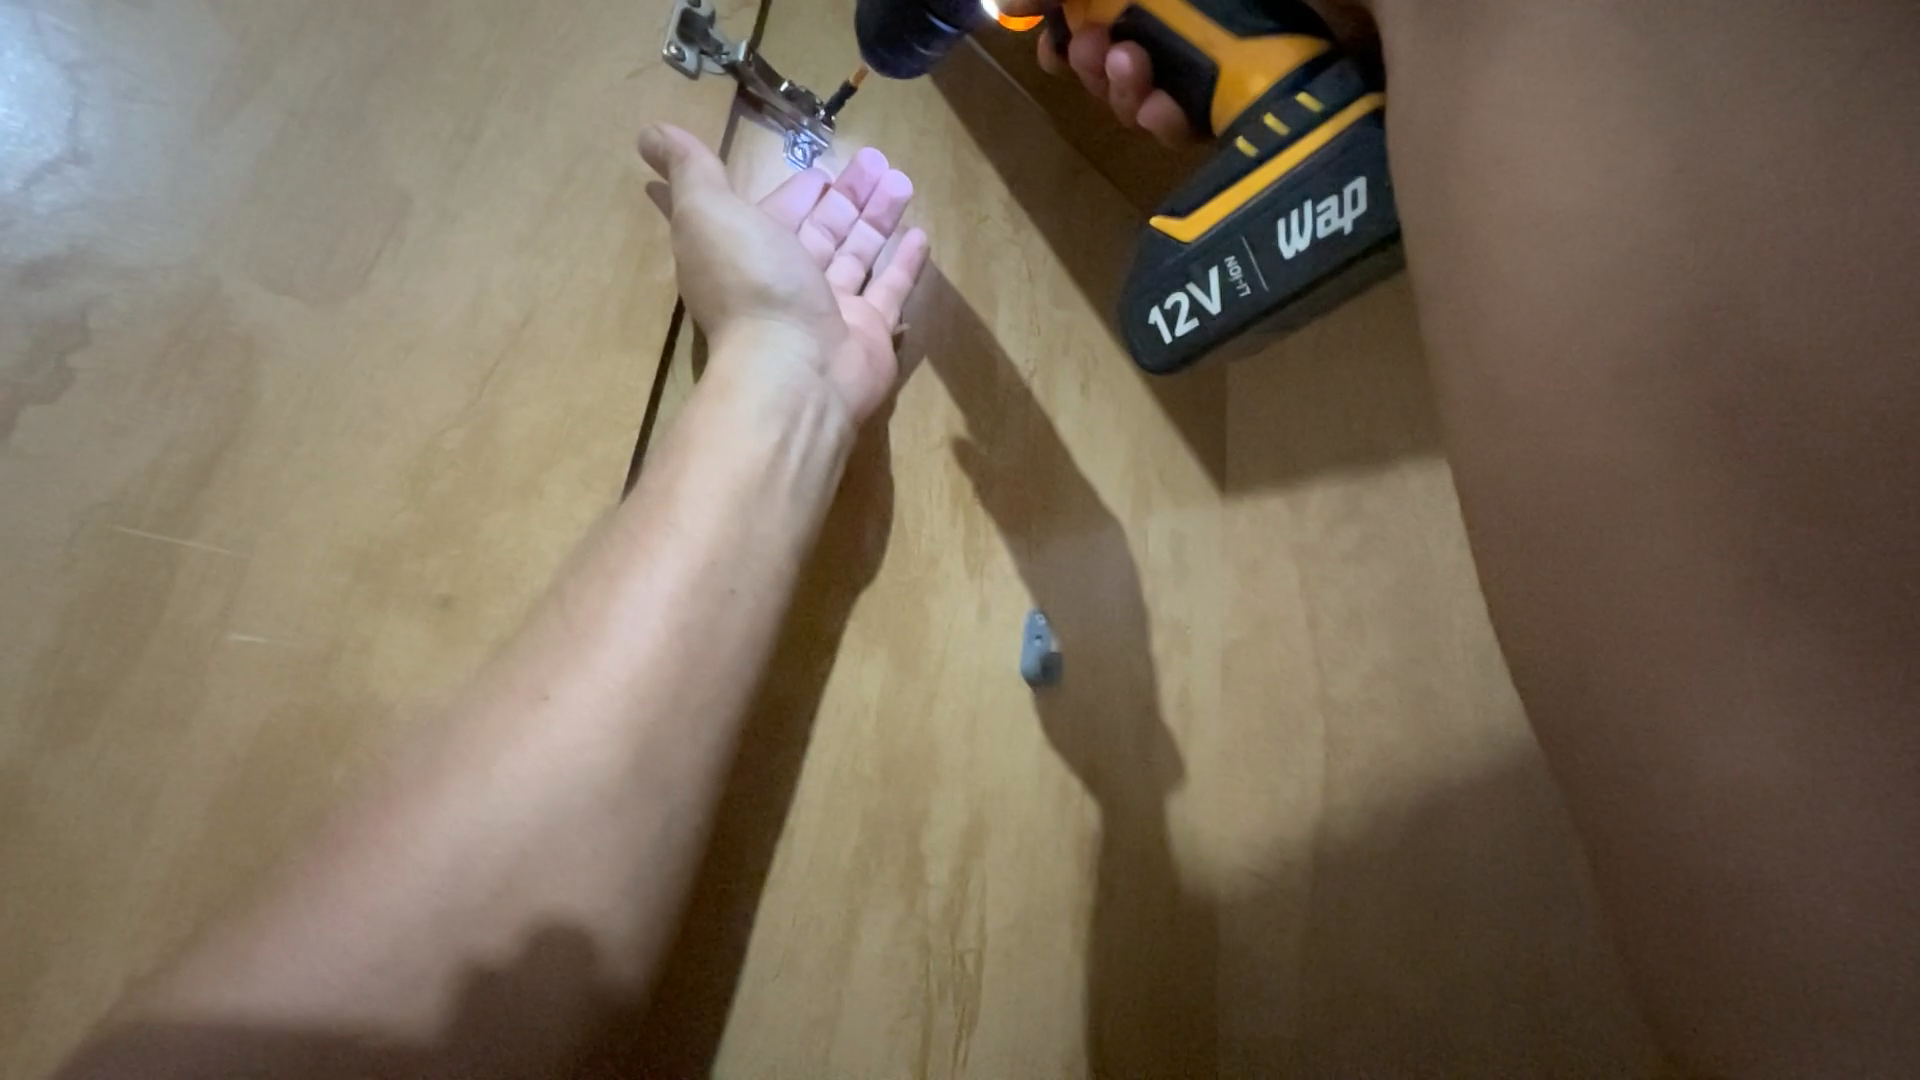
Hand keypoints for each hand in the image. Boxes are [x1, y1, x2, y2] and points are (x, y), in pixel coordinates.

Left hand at [638, 125, 930, 424]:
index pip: (779, 214)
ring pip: (859, 255)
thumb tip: (650, 133)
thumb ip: (689, 170)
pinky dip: (904, 263)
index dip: (798, 191)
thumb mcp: (706, 211)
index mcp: (752, 254)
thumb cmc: (751, 285)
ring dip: (878, 218)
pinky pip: (890, 291)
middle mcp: (791, 283)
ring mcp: (833, 311)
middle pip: (825, 231)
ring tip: (903, 181)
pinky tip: (920, 235)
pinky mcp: (869, 333)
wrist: (795, 370)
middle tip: (878, 162)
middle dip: (849, 195)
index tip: (821, 167)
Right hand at [1015, 0, 1377, 147]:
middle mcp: (1192, 19)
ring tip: (1124, 69)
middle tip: (1087, 53)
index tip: (1044, 39)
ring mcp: (1219, 58)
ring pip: (1141, 98)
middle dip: (1088, 61)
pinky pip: (1186, 126)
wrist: (1371, 3)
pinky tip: (1160, 107)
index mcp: (1178, 0)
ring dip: (1117, 91)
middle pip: (1111, 56)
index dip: (1061, 26)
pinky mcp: (1245, 101)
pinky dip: (1162, 120)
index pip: (1101, 10)